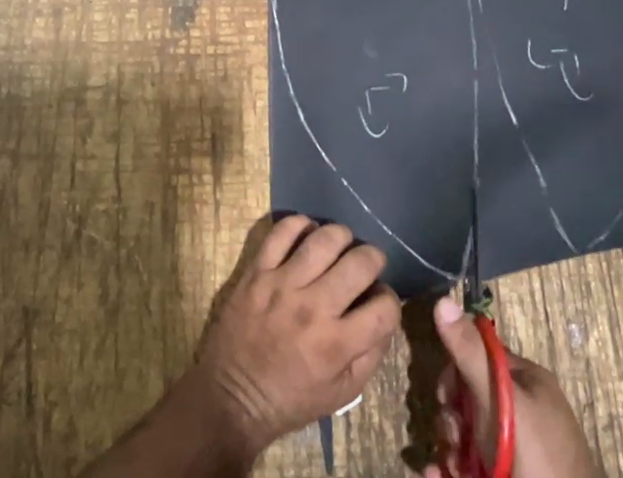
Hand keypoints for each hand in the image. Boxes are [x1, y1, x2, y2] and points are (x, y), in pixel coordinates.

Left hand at [188, 214, 402, 456]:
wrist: (233, 395)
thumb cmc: (292, 398)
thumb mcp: (343, 392)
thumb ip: (372, 353)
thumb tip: (385, 313)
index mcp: (337, 344)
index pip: (386, 305)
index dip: (390, 300)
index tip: (379, 302)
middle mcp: (313, 307)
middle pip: (360, 262)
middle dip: (373, 259)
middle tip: (366, 266)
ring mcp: (282, 284)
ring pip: (325, 238)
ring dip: (341, 237)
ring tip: (340, 247)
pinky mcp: (257, 271)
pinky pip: (282, 231)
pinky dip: (301, 224)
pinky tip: (307, 235)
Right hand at [422, 295, 598, 477]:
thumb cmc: (537, 456)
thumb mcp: (501, 399)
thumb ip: (470, 353)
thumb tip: (443, 299)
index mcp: (526, 381)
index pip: (478, 356)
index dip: (454, 373)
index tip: (445, 396)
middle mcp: (521, 409)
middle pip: (468, 397)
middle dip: (450, 417)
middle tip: (453, 437)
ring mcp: (514, 446)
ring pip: (465, 432)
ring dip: (448, 447)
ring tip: (452, 467)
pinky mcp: (504, 473)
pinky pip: (469, 461)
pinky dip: (451, 467)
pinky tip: (441, 476)